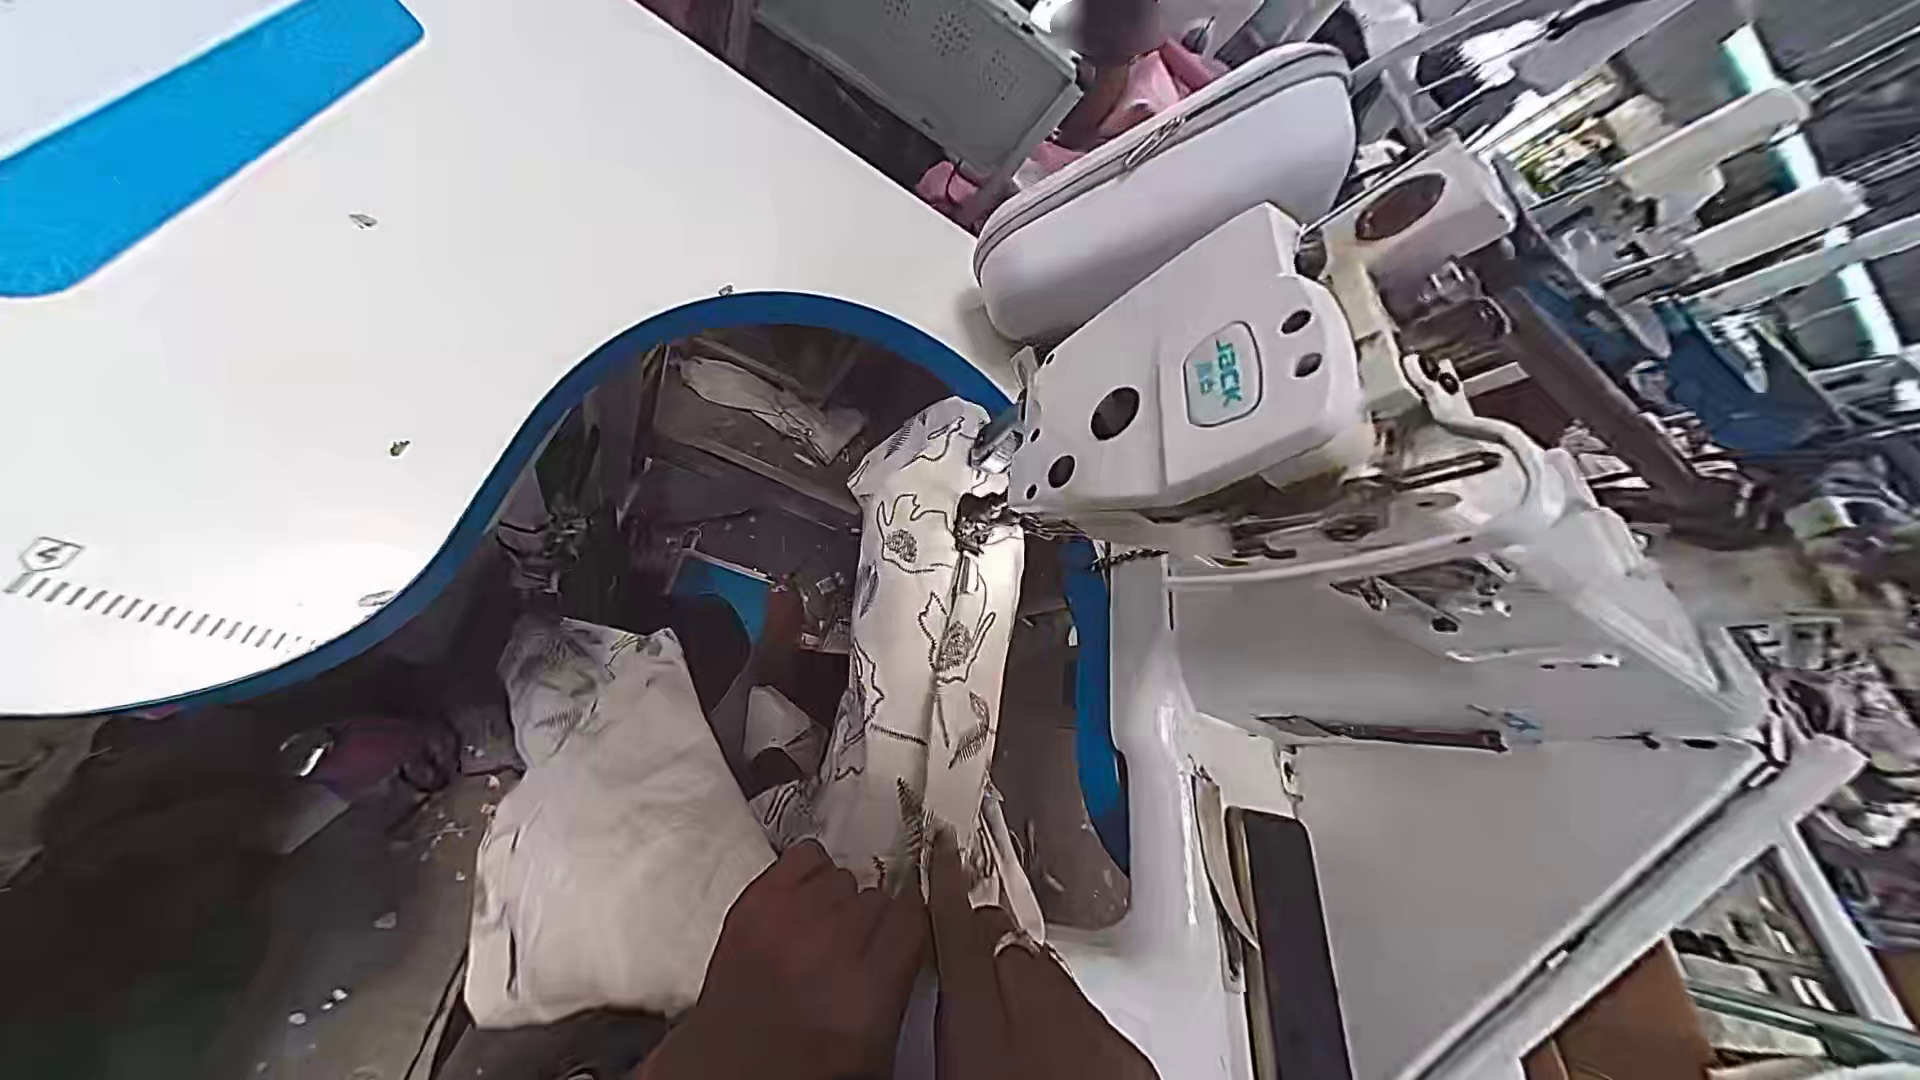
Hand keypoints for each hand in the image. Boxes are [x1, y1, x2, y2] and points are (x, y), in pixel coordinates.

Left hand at [638, 841, 927, 1079]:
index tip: (902, 930)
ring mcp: (787, 922)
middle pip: (879, 897)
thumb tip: (925, 912)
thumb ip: (904, 973)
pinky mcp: (754, 902)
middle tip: (855, 949)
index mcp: (867, 996)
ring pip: (845, 876)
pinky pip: (807, 854)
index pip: (915, 915)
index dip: (910, 923)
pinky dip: (809, 873)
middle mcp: (829, 950)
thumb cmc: (806, 1065)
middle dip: (872, 921)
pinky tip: (803, 904)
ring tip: (823, 932)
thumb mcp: (876, 1041)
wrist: (724, 1074)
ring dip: (839, 900)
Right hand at [928, 832, 1158, 1079]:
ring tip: (1010, 1008)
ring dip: (1021, 971)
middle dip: (980, 935)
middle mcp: (1039, 1018)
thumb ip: (944, 1032)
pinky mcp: (1126, 1054)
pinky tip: (1054, 1045)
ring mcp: (1089, 1031)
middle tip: (968, 957)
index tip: (942, 845)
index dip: (947, 884)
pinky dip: (1061, 1007)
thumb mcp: (953, 1077)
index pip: (958, 934)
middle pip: (1001, 938)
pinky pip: (1081, 1004)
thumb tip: (939, 994)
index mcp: (982, 1034)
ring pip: (1042, 965)